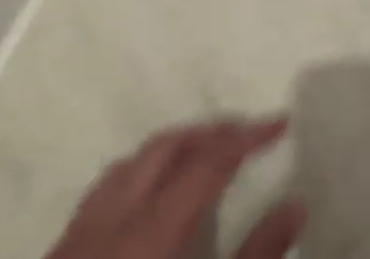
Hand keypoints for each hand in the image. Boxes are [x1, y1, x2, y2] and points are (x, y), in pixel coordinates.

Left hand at [45, 117, 304, 258]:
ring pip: (126, 167)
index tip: (281, 123)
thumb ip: (257, 257)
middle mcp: (109, 225)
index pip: (208, 160)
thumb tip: (295, 207)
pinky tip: (154, 202)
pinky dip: (138, 177)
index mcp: (150, 233)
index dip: (247, 135)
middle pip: (162, 149)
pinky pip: (102, 194)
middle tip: (247, 133)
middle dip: (208, 132)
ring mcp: (75, 243)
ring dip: (170, 150)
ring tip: (205, 157)